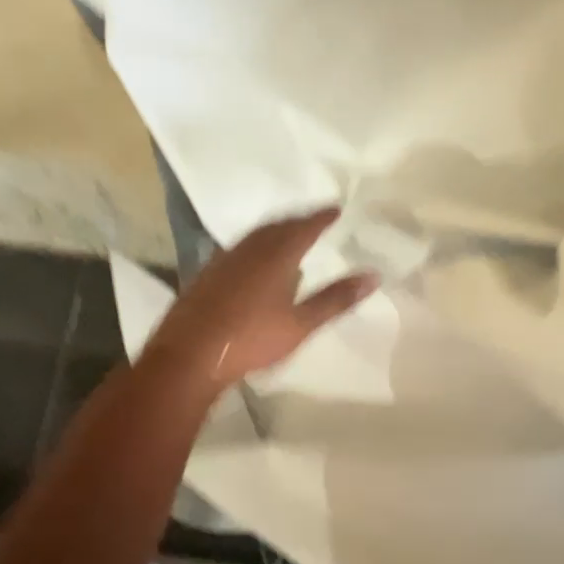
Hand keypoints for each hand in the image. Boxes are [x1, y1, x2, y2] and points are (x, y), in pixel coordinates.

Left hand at [144, 209, 378, 389]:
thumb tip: (373, 276)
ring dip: (275, 231)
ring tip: (288, 236)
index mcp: (276, 256)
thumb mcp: (301, 324)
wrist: (190, 355)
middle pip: (278, 226)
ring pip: (255, 236)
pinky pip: (238, 249)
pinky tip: (255, 263)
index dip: (321, 217)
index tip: (336, 208)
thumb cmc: (251, 340)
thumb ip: (336, 299)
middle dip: (298, 220)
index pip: (304, 227)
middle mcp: (249, 250)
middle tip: (314, 219)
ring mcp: (224, 260)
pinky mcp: (207, 275)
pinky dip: (255, 246)